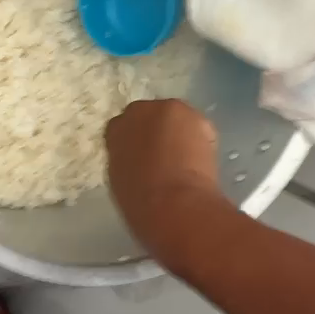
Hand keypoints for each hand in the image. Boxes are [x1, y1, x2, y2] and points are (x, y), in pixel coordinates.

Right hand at [105, 99, 224, 267]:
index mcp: (114, 130)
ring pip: (174, 118)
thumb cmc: (140, 202)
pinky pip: (197, 127)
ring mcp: (168, 111)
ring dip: (178, 133)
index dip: (134, 143)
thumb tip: (138, 159)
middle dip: (155, 131)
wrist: (173, 203)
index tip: (141, 158)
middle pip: (148, 116)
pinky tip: (200, 161)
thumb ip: (125, 159)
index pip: (122, 129)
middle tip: (164, 156)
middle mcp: (137, 112)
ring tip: (185, 159)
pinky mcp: (197, 118)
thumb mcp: (119, 179)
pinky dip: (199, 140)